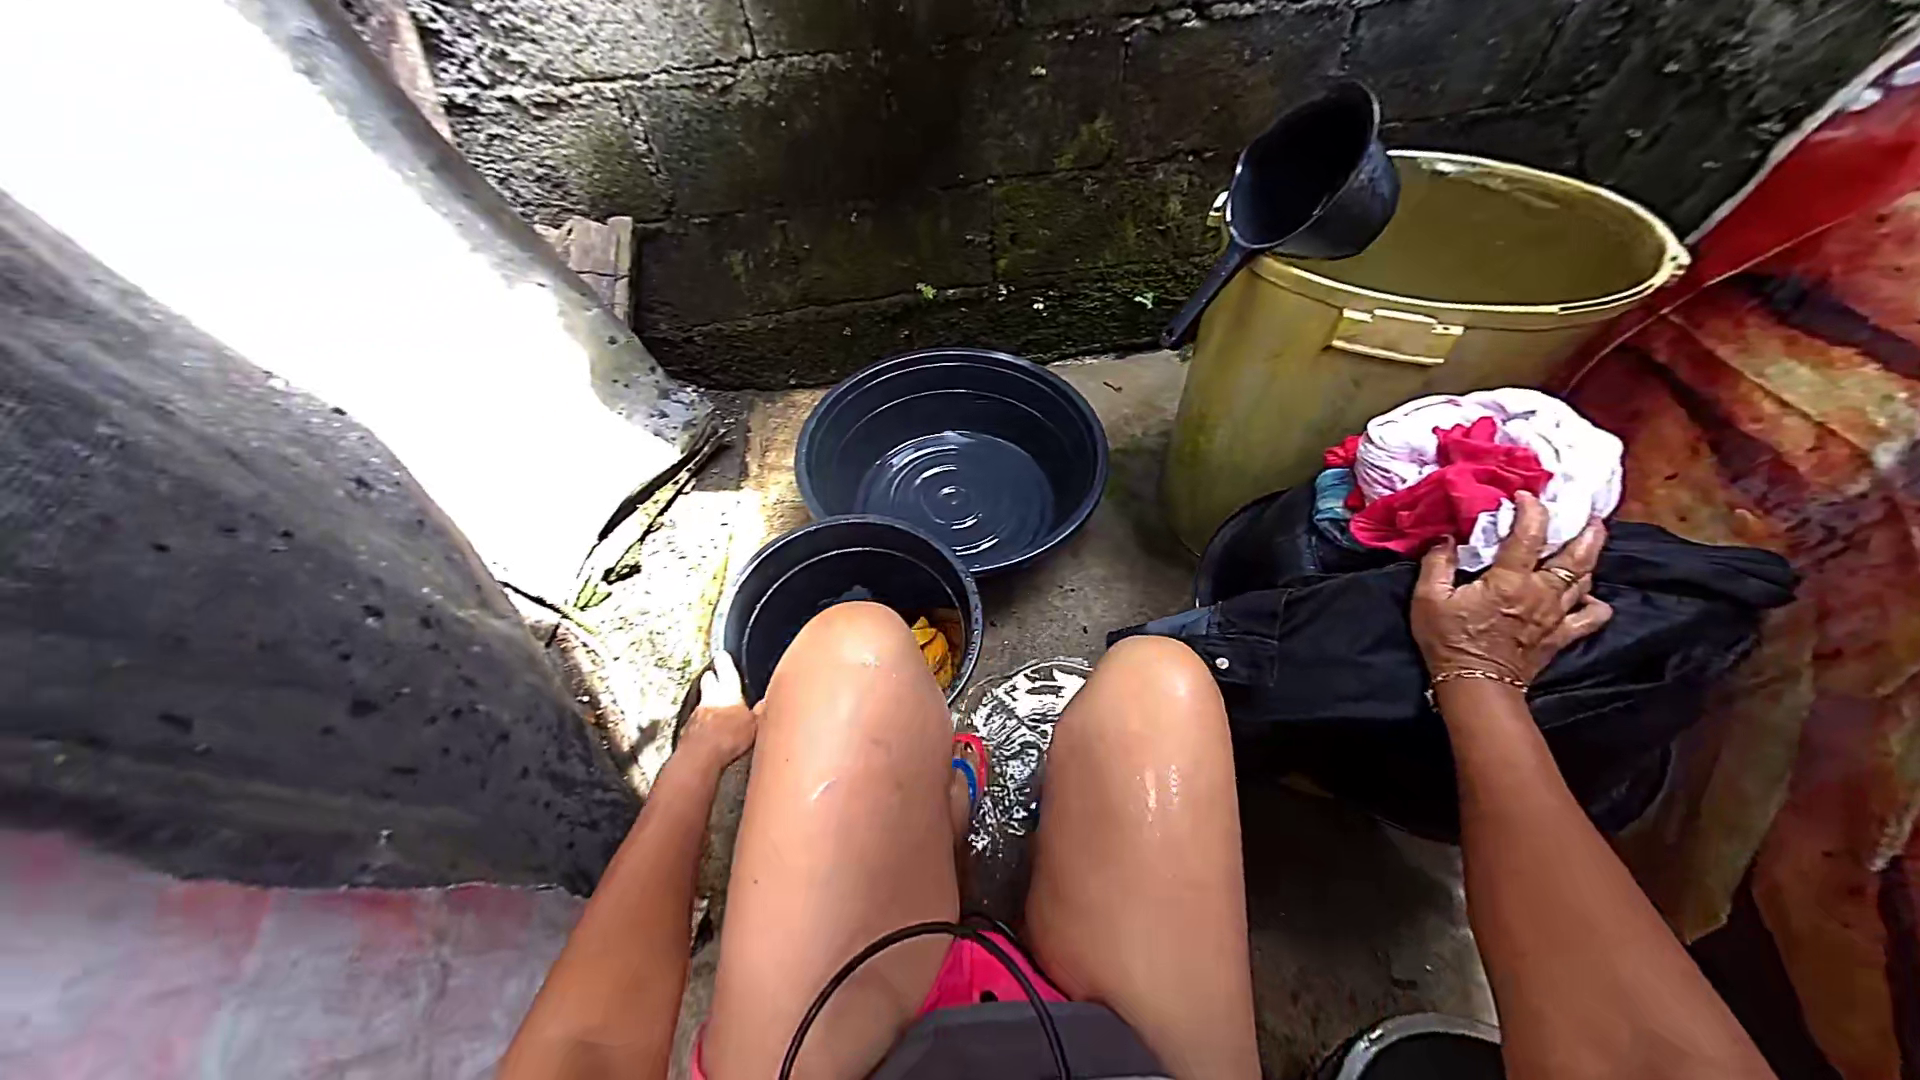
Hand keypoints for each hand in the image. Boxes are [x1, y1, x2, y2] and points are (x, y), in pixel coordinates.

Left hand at [678, 651, 757, 767]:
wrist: (700, 757)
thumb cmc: (729, 737)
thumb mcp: (755, 724)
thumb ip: (761, 712)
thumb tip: (767, 702)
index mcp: (728, 693)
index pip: (727, 673)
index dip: (725, 664)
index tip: (721, 655)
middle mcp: (711, 700)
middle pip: (709, 684)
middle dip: (711, 679)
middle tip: (711, 675)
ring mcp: (696, 716)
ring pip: (702, 703)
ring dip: (706, 702)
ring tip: (711, 704)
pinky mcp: (688, 733)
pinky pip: (696, 723)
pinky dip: (701, 723)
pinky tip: (706, 730)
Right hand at [1411, 491, 1613, 684]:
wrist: (1474, 682)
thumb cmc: (1447, 638)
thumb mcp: (1427, 598)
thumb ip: (1437, 564)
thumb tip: (1445, 538)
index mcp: (1510, 580)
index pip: (1528, 536)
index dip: (1531, 511)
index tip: (1526, 495)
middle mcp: (1542, 593)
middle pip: (1578, 557)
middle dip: (1586, 532)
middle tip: (1588, 516)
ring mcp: (1557, 616)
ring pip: (1587, 581)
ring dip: (1590, 560)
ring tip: (1587, 546)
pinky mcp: (1562, 636)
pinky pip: (1593, 616)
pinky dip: (1596, 603)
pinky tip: (1588, 597)